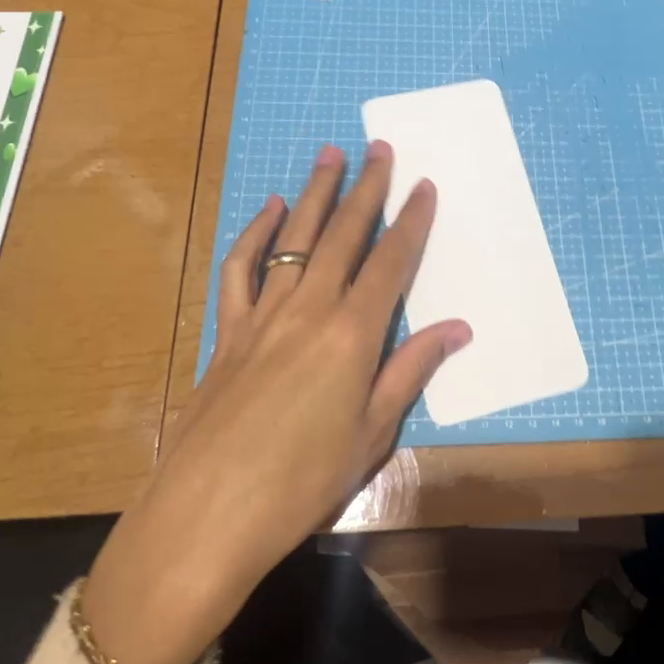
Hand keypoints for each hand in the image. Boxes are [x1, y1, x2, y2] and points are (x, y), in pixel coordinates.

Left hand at [81, 141, 470, 663]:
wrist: (206, 516)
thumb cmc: (302, 484)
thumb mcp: (371, 434)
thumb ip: (411, 370)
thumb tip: (458, 328)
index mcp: (352, 334)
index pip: (391, 263)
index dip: (411, 222)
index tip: (424, 185)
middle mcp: (309, 310)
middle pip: (344, 236)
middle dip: (365, 188)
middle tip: (379, 148)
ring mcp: (263, 316)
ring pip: (296, 239)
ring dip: (315, 194)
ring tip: (329, 154)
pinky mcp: (228, 332)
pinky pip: (243, 269)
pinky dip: (257, 234)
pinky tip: (270, 210)